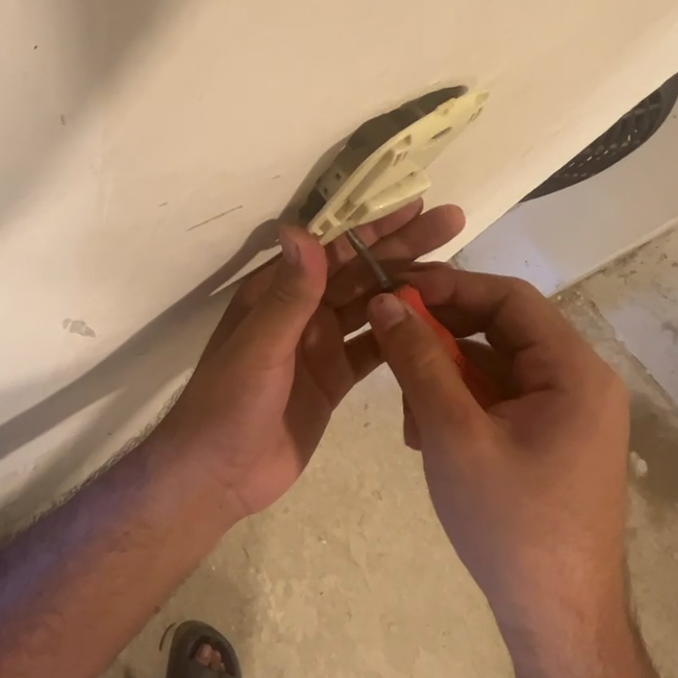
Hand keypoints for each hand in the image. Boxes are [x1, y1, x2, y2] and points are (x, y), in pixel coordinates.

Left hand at [148, 201, 464, 524]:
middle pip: (356, 272)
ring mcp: (318, 346)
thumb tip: (303, 229)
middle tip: (451, 221)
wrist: (219, 474)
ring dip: (409, 288)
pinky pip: (374, 350)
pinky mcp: (333, 379)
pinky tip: (440, 327)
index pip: (328, 248)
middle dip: (401, 248)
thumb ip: (288, 295)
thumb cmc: (229, 403)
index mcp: (274, 294)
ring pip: (370, 307)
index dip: (369, 225)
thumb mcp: (260, 346)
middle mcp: (299, 312)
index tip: (413, 203)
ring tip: (458, 270)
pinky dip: (402, 337)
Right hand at [366, 267, 657, 677]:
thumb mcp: (452, 432)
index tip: (390, 290)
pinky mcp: (544, 438)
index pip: (508, 298)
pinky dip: (453, 401)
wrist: (555, 617)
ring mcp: (561, 413)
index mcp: (573, 373)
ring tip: (407, 410)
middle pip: (497, 328)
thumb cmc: (509, 521)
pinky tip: (425, 433)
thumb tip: (384, 301)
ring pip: (487, 362)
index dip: (448, 285)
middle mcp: (576, 383)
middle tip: (383, 337)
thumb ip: (419, 360)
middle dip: (437, 333)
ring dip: (439, 372)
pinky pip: (492, 395)